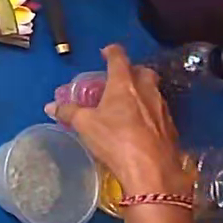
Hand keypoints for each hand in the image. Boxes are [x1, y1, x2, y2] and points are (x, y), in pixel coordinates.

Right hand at [45, 44, 191, 198]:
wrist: (152, 171)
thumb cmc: (116, 140)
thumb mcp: (85, 126)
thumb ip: (68, 113)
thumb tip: (51, 106)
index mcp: (124, 83)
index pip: (118, 58)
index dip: (111, 51)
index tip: (106, 52)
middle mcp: (146, 91)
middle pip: (142, 71)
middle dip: (132, 71)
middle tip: (119, 80)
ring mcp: (162, 109)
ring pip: (154, 91)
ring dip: (142, 92)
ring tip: (128, 103)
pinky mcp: (171, 128)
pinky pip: (159, 112)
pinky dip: (150, 113)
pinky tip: (141, 126)